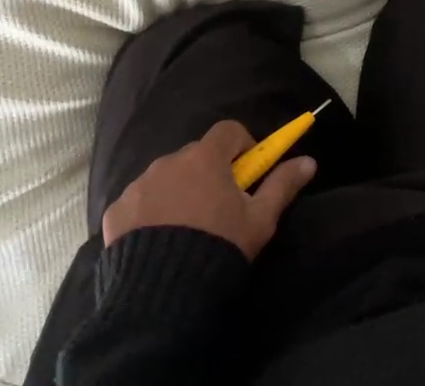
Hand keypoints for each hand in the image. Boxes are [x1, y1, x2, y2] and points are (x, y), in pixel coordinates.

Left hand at [101, 120, 316, 257]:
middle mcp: (169, 161)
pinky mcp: (116, 211)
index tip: (248, 172)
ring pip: (166, 177)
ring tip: (187, 228)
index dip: (242, 145)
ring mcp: (138, 185)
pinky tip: (159, 241)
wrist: (162, 294)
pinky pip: (139, 201)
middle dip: (209, 172)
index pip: (228, 131)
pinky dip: (151, 212)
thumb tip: (309, 161)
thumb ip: (282, 185)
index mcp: (206, 158)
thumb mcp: (259, 220)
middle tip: (219, 207)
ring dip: (179, 190)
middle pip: (196, 155)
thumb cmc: (219, 246)